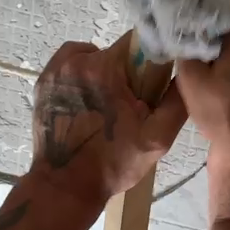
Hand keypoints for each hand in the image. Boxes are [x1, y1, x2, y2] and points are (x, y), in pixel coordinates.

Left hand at [28, 41, 187, 210]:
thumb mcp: (157, 138)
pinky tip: (88, 96)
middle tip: (129, 103)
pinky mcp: (44, 82)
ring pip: (92, 55)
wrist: (65, 186)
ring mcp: (57, 70)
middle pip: (115, 52)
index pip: (137, 43)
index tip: (150, 83)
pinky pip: (69, 62)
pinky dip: (80, 72)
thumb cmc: (113, 162)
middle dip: (127, 72)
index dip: (149, 60)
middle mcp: (79, 61)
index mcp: (106, 68)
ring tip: (106, 103)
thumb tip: (186, 74)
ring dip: (103, 72)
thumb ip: (177, 101)